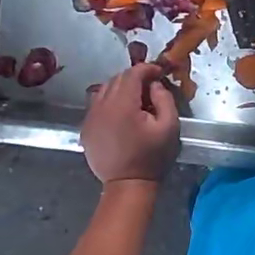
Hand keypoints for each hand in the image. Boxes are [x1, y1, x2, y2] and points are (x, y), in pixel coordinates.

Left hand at [81, 64, 179, 183]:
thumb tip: (154, 84)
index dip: (146, 69)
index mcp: (122, 104)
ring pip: (104, 90)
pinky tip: (120, 115)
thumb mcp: (169, 127)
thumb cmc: (151, 157)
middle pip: (117, 79)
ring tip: (134, 101)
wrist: (127, 186)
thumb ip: (164, 99)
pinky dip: (108, 103)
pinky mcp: (85, 128)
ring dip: (120, 89)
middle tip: (149, 88)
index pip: (132, 74)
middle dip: (134, 78)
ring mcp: (90, 117)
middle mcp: (101, 106)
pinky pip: (96, 105)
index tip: (158, 72)